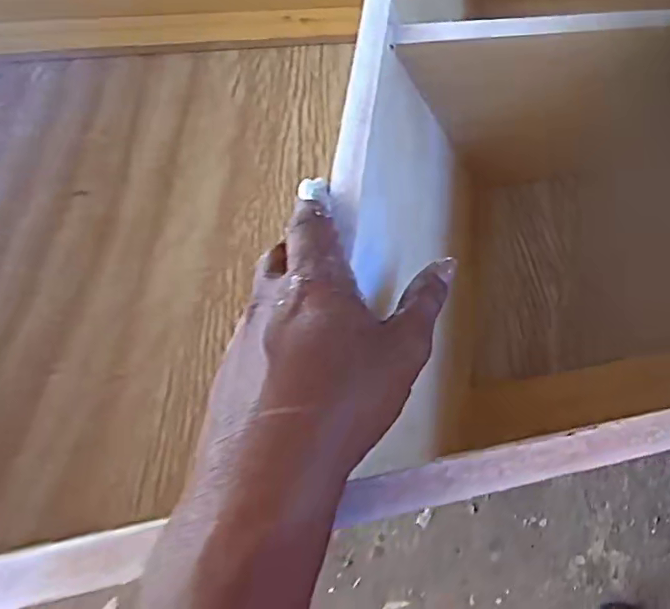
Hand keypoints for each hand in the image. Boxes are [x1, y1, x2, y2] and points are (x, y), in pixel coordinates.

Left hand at [196, 189, 454, 481]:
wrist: (267, 480)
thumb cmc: (343, 402)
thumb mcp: (402, 350)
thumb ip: (423, 303)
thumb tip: (443, 268)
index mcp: (315, 285)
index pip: (310, 229)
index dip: (313, 206)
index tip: (312, 190)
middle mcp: (271, 304)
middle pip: (277, 257)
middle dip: (293, 245)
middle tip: (310, 244)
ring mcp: (242, 341)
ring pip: (260, 300)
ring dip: (280, 292)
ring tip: (306, 308)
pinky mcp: (226, 379)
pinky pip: (249, 341)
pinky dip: (268, 337)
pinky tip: (289, 367)